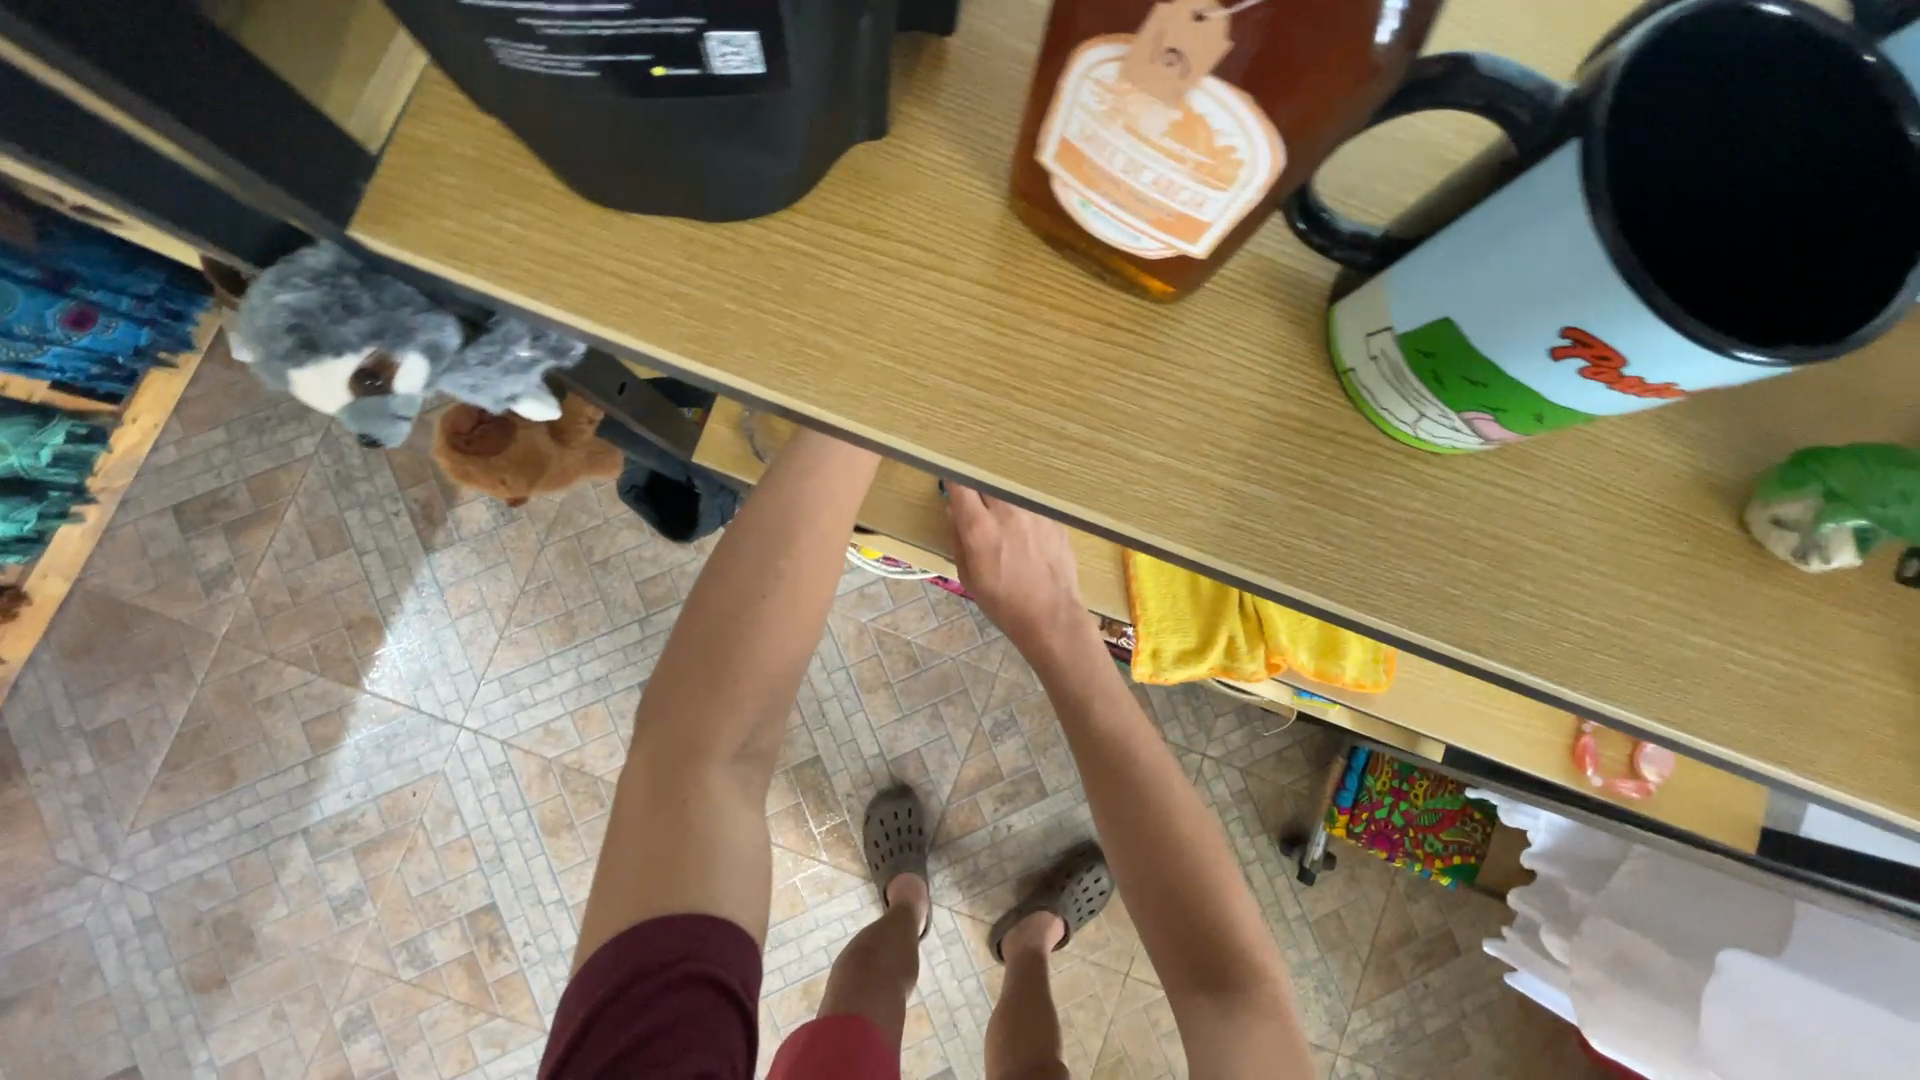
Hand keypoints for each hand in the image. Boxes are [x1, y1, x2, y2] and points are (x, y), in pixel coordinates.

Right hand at [946, 484, 1090, 656]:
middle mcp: (1007, 512)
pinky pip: (1033, 499)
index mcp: (979, 528)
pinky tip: (1026, 518)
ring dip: (1002, 489)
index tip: (951, 477)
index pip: (961, 484)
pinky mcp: (1055, 517)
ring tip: (1002, 502)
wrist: (1050, 615)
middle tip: (976, 489)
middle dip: (978, 480)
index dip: (953, 477)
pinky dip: (1024, 503)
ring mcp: (1035, 512)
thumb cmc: (1003, 602)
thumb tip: (953, 510)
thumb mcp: (968, 576)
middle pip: (987, 477)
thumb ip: (957, 539)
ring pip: (1012, 485)